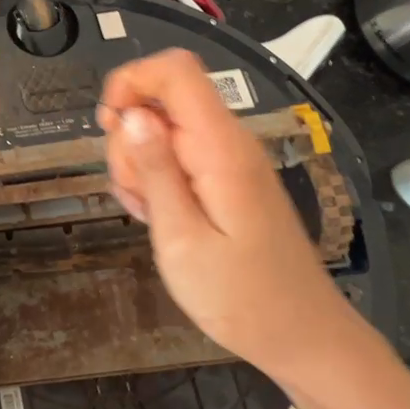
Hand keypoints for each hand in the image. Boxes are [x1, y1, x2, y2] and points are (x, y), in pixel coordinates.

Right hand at [98, 49, 364, 376]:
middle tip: (137, 194)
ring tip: (150, 215)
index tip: (109, 126)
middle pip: (159, 99)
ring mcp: (225, 160)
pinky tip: (160, 218)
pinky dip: (154, 179)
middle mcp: (226, 142)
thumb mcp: (181, 238)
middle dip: (128, 138)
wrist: (301, 338)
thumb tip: (131, 113)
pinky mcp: (222, 179)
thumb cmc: (240, 297)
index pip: (174, 70)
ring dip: (137, 164)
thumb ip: (156, 171)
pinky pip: (174, 156)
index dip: (131, 81)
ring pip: (160, 129)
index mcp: (221, 148)